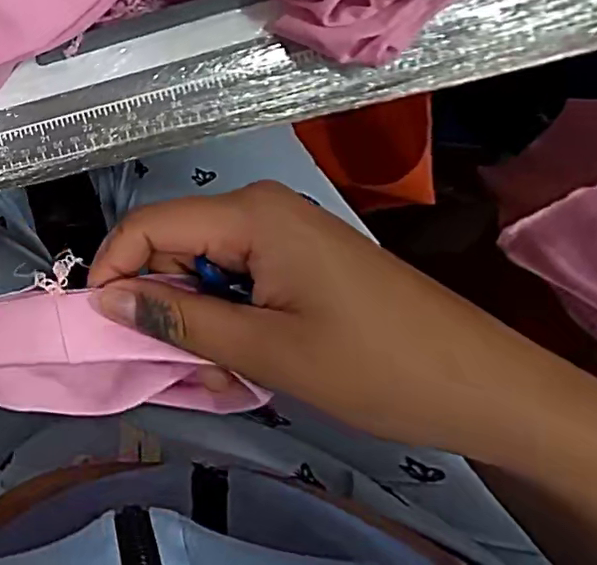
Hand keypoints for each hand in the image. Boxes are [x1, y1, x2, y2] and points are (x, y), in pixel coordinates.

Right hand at [86, 182, 596, 462]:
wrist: (496, 390)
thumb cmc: (381, 366)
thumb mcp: (267, 351)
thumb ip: (177, 323)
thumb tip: (104, 302)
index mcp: (249, 213)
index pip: (148, 225)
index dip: (113, 268)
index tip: (101, 321)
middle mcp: (257, 206)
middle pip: (173, 246)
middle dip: (164, 305)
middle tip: (180, 364)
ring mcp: (279, 227)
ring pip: (201, 266)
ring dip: (199, 319)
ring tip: (227, 372)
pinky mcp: (295, 252)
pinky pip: (234, 275)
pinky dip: (228, 316)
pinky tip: (249, 357)